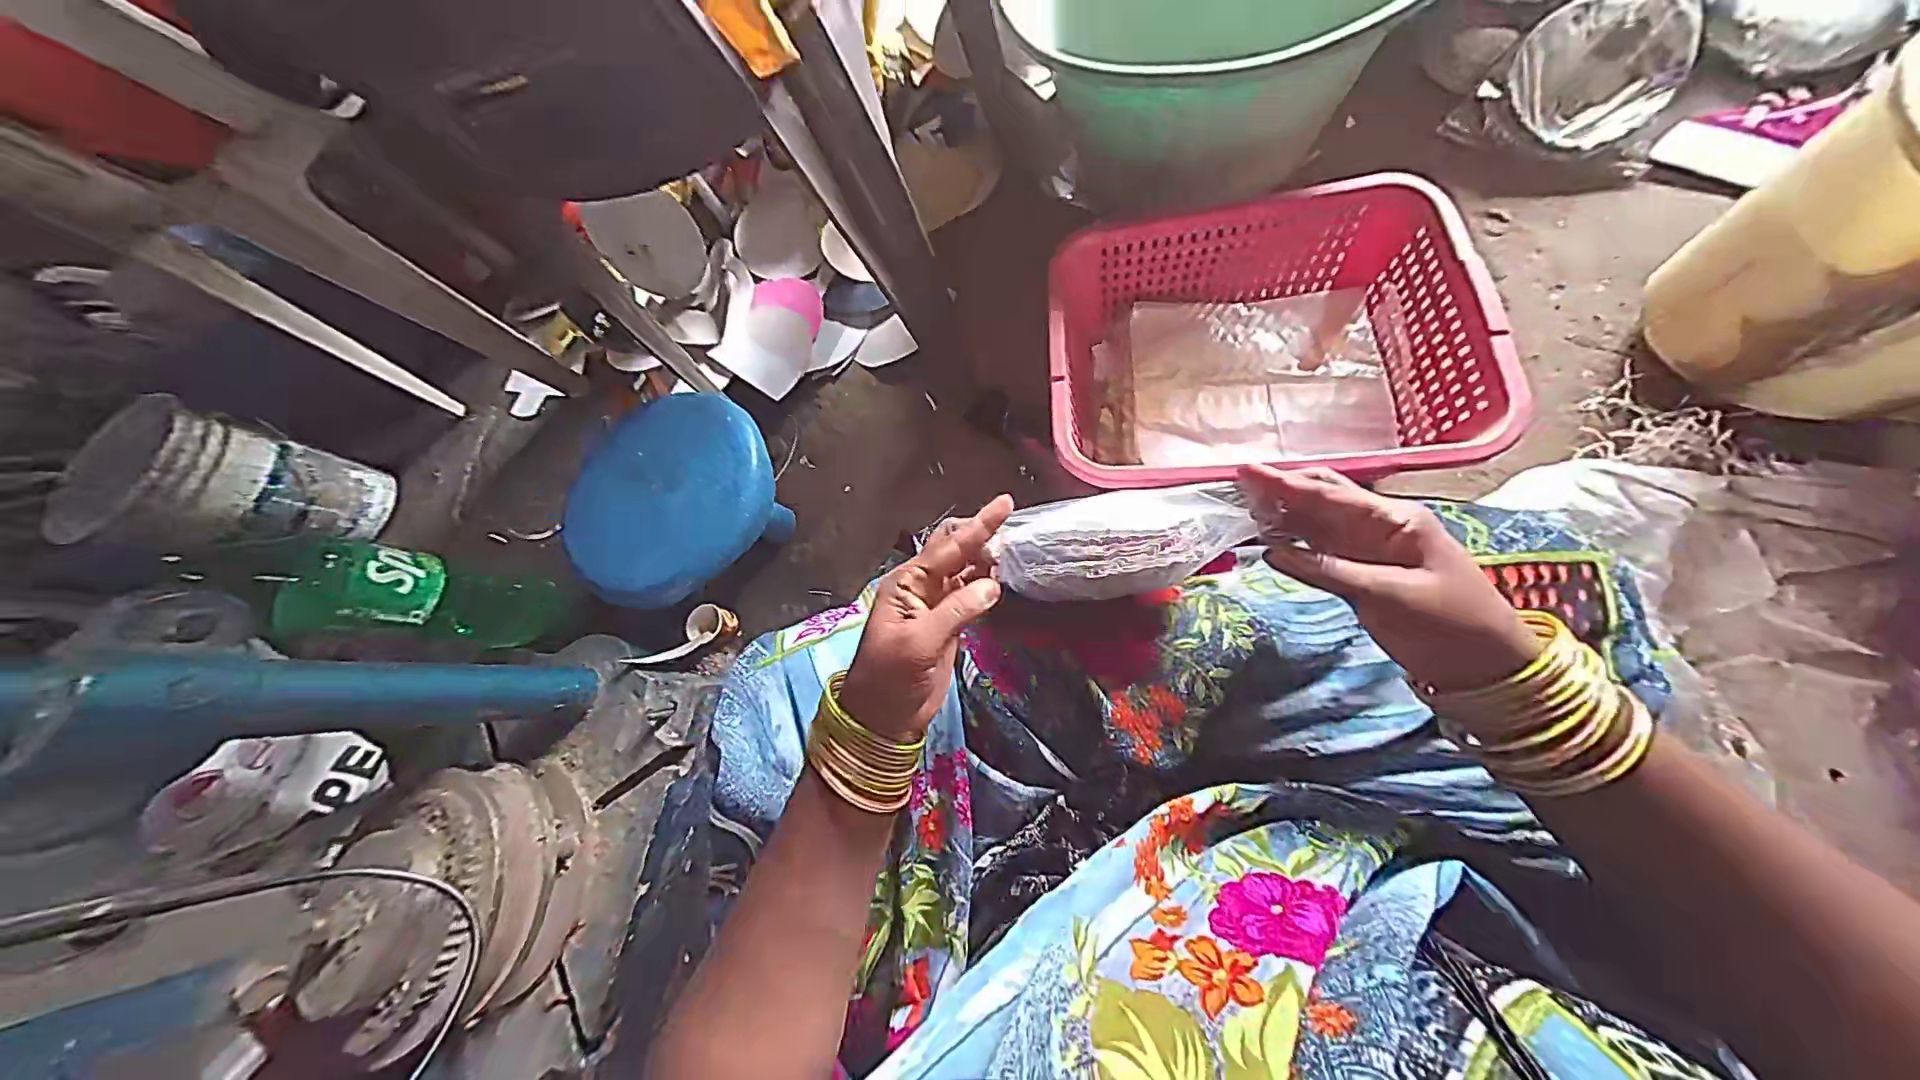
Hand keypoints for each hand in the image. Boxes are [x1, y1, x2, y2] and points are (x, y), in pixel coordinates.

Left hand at [837, 495, 1013, 739]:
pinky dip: (987, 584)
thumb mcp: (919, 642)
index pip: (947, 548)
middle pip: (955, 550)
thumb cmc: (890, 677)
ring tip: (1013, 547)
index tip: (1004, 504)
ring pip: (966, 570)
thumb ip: (956, 611)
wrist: (884, 716)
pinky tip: (1002, 577)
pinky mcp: (950, 623)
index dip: (977, 526)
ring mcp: (936, 605)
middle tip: (1011, 525)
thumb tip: (991, 585)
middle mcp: (922, 587)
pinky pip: (972, 594)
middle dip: (980, 534)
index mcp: (907, 583)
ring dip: (987, 558)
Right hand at [1237, 465, 1539, 693]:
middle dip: (1281, 489)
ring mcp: (1365, 550)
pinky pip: (1316, 550)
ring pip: (1315, 523)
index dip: (1286, 483)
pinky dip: (1290, 542)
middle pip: (1321, 499)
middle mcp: (1376, 527)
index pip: (1330, 495)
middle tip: (1240, 484)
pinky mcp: (1357, 573)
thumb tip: (1273, 553)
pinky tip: (1266, 536)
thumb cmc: (1450, 623)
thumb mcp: (1392, 595)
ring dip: (1281, 513)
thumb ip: (1331, 571)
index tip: (1247, 472)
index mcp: (1394, 520)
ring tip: (1243, 503)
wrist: (1485, 665)